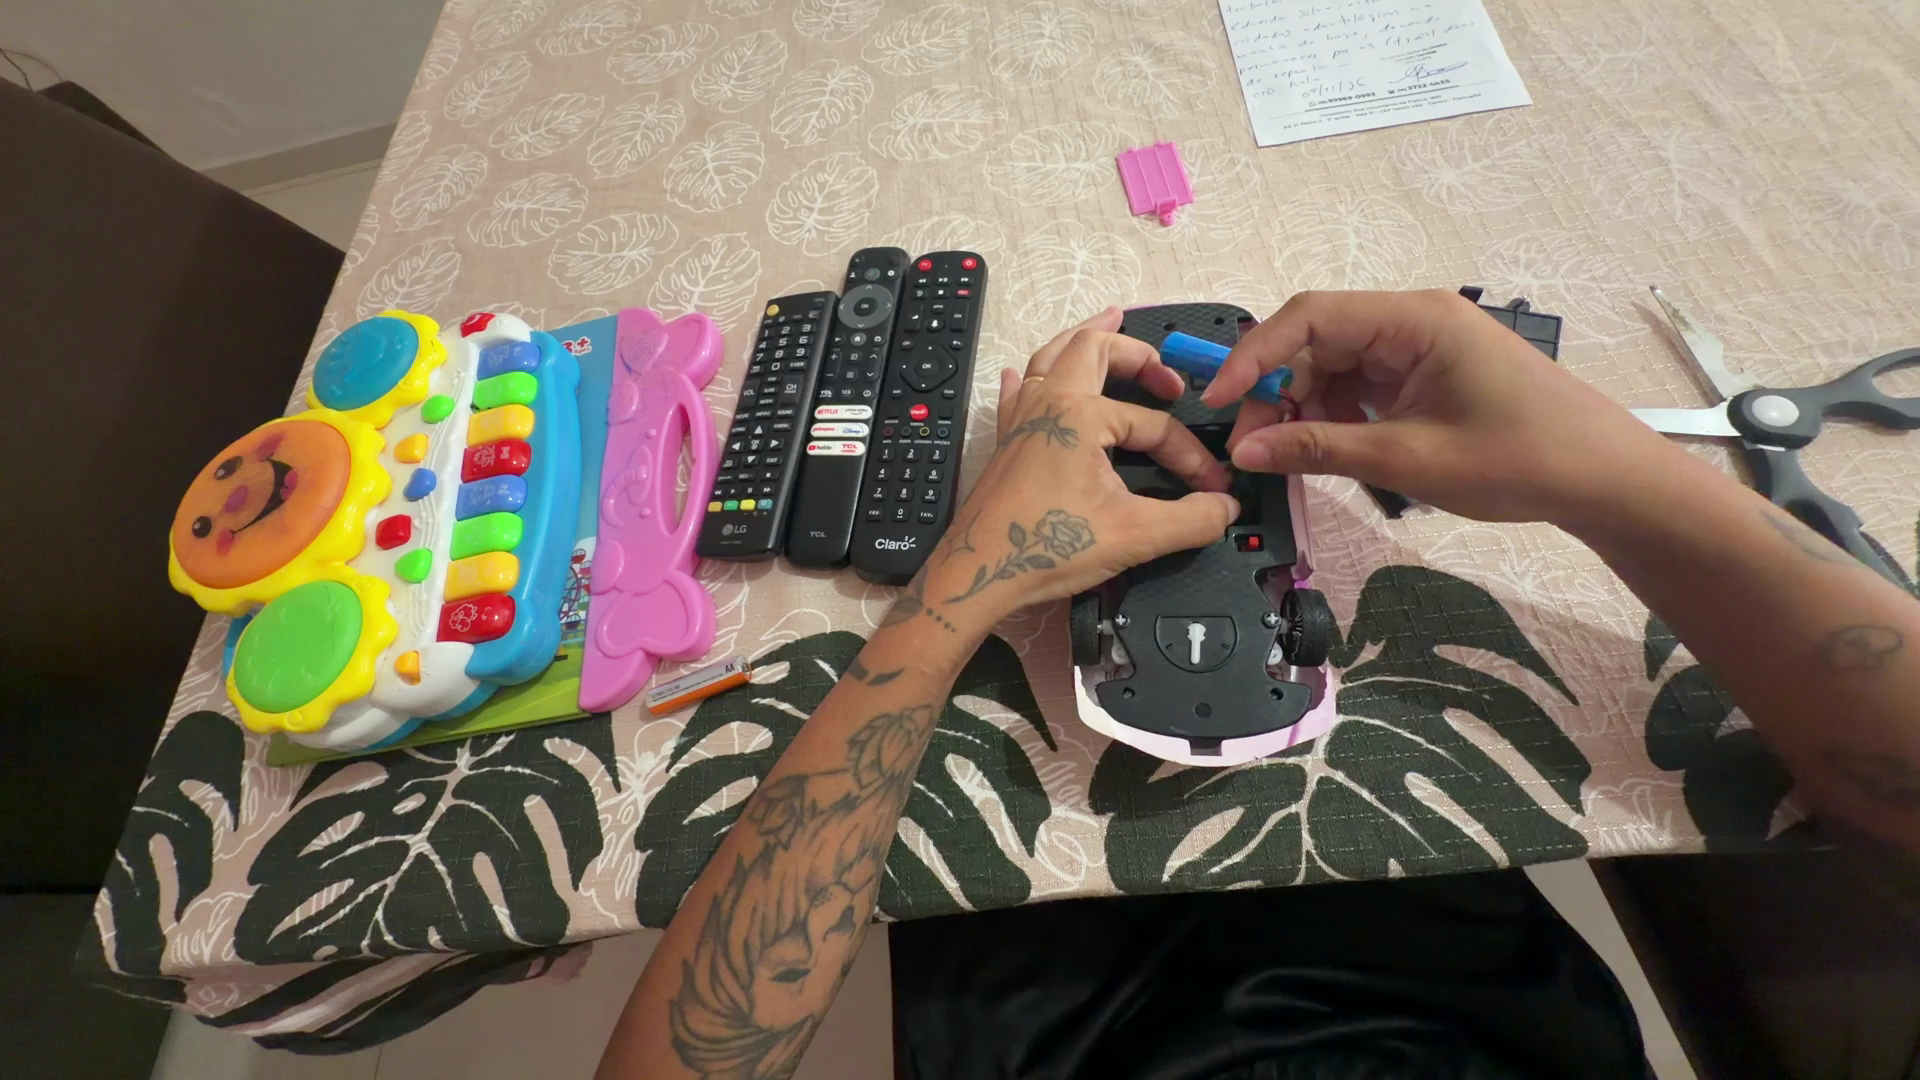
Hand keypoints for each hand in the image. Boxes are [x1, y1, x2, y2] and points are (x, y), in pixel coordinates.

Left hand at [901, 308, 1238, 633]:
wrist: (979, 572)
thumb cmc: (1043, 547)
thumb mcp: (1134, 535)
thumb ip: (1190, 520)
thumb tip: (1223, 509)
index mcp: (1080, 415)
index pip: (1154, 425)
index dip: (1189, 456)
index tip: (1209, 488)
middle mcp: (1047, 405)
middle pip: (1091, 347)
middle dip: (1135, 351)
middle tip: (1164, 369)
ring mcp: (1021, 420)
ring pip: (1049, 357)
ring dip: (1082, 339)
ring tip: (1107, 323)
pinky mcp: (1005, 443)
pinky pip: (1016, 392)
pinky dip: (1028, 376)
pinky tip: (1021, 375)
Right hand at [1204, 289, 1687, 527]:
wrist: (1604, 480)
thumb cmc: (1518, 459)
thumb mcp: (1405, 458)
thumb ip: (1317, 449)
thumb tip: (1244, 451)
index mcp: (1412, 320)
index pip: (1308, 317)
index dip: (1253, 356)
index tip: (1218, 402)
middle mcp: (1408, 323)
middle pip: (1311, 344)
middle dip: (1273, 393)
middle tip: (1252, 448)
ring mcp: (1412, 350)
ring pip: (1326, 369)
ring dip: (1298, 410)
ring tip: (1288, 456)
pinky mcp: (1416, 376)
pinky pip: (1351, 388)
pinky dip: (1327, 418)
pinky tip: (1323, 449)